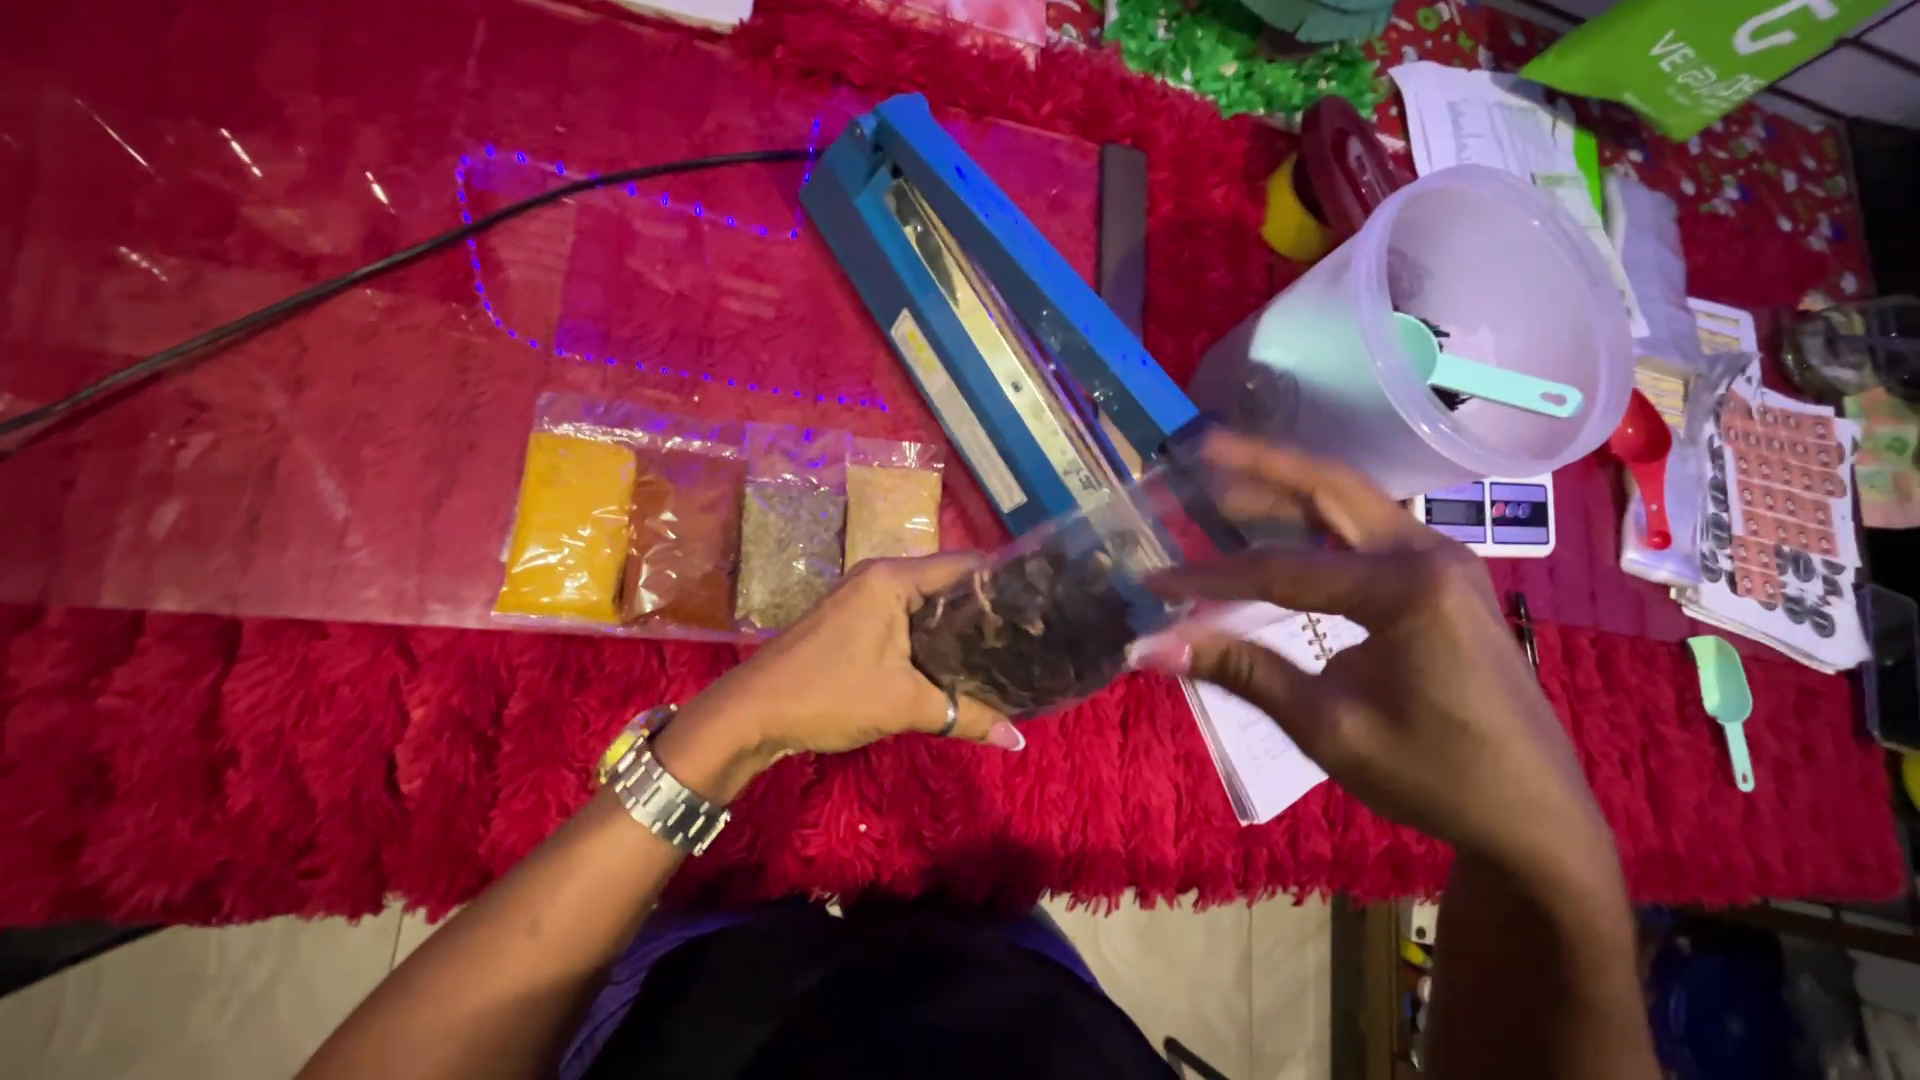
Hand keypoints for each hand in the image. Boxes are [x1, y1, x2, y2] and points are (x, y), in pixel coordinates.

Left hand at [653, 554, 1020, 803]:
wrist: (751, 713)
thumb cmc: (828, 694)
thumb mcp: (902, 705)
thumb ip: (964, 716)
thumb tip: (1017, 739)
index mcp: (892, 579)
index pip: (964, 564)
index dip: (1004, 581)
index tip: (1039, 603)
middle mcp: (879, 576)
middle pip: (947, 581)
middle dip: (983, 606)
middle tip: (1027, 632)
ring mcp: (862, 596)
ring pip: (924, 601)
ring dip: (956, 623)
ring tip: (1000, 646)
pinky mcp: (853, 619)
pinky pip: (905, 615)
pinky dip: (930, 633)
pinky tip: (954, 659)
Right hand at [1135, 432, 1611, 878]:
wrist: (1532, 812)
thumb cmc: (1434, 773)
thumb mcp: (1328, 726)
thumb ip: (1242, 670)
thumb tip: (1153, 647)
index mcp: (1405, 588)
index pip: (1280, 570)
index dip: (1209, 577)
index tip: (1154, 580)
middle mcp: (1430, 554)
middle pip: (1330, 489)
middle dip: (1262, 466)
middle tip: (1201, 447)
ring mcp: (1443, 561)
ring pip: (1352, 502)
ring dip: (1289, 488)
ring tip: (1226, 479)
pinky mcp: (1443, 579)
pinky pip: (1368, 531)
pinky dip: (1318, 520)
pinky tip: (1283, 527)